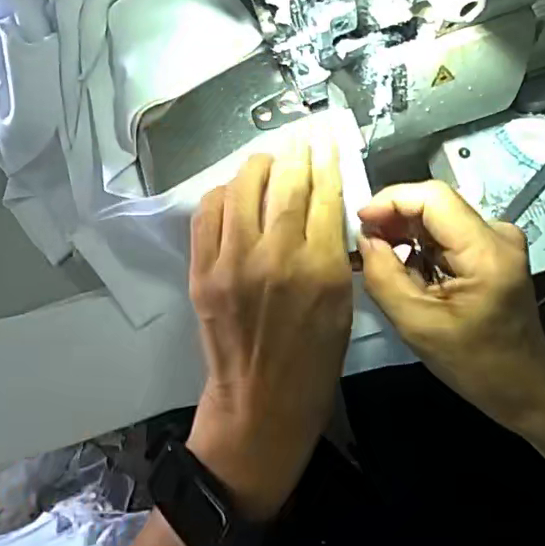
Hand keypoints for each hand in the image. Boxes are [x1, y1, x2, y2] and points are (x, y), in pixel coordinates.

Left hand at [185, 137, 352, 520]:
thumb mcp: (342, 303)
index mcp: (321, 268)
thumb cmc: (314, 359)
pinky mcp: (202, 272)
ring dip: (256, 167)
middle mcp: (277, 257)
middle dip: (295, 154)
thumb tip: (323, 204)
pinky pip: (207, 214)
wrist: (260, 403)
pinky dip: (221, 195)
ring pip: (242, 189)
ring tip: (265, 163)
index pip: (324, 195)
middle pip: (286, 183)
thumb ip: (334, 250)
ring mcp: (232, 262)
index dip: (326, 162)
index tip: (325, 142)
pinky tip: (232, 194)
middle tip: (298, 142)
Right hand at [355, 182, 544, 433]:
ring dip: (406, 231)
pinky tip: (406, 266)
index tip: (361, 222)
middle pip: (436, 203)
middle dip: (394, 217)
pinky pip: (448, 231)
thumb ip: (384, 277)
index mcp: (486, 252)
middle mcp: (498, 233)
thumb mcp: (417, 325)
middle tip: (364, 243)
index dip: (391, 200)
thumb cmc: (474, 363)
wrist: (524, 385)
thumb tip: (365, 238)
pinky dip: (421, 243)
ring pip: (439, 216)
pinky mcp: (493, 247)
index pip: (434, 198)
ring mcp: (499, 238)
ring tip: (380, 257)